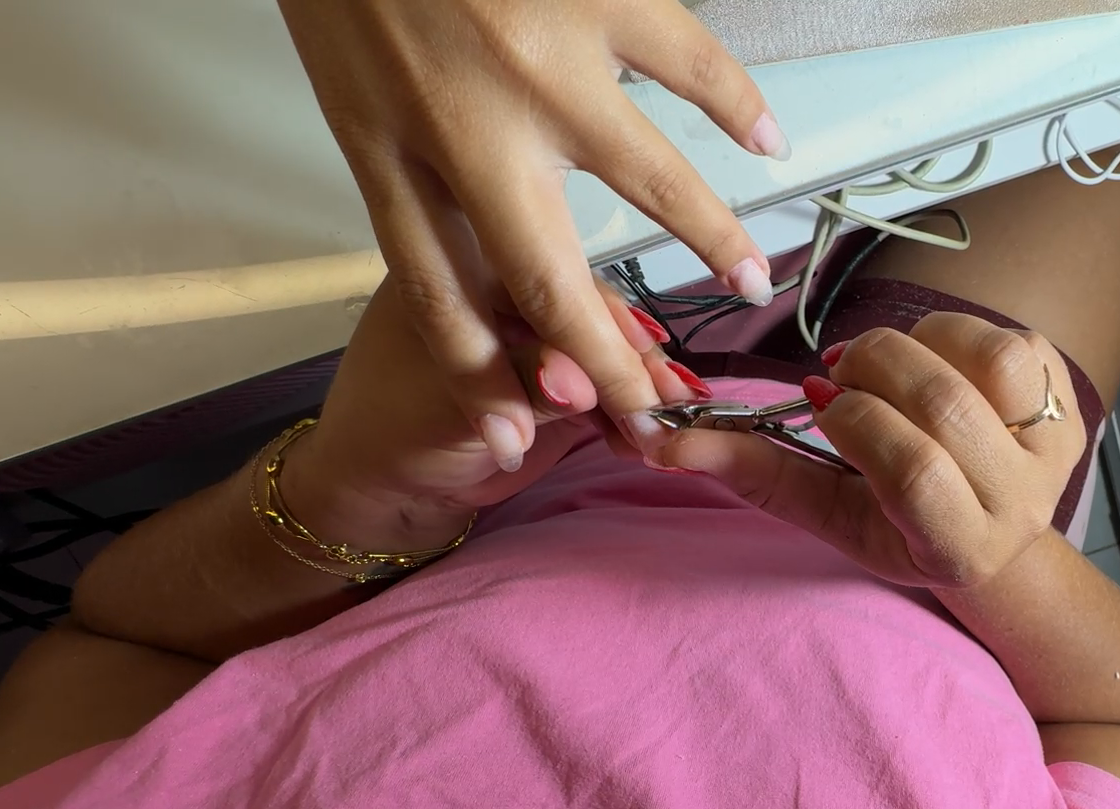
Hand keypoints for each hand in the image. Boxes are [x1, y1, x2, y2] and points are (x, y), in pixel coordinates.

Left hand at [273, 278, 705, 553]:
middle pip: (593, 319)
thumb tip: (583, 379)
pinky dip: (631, 415)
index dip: (606, 323)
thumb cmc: (399, 431)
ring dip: (642, 392)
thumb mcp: (452, 403)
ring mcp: (545, 345)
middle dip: (638, 360)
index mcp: (473, 276)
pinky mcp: (566, 386)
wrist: (397, 484)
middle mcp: (516, 300)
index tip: (645, 360)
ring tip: (670, 424)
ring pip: (609, 358)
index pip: (553, 284)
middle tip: (676, 398)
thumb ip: (521, 385)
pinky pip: (610, 393)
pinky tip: (652, 435)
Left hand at [276, 0, 784, 467]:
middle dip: (608, 367)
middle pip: (553, 281)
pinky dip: (737, 105)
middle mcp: (469, 118)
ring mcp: (540, 57)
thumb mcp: (351, 100)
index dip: (490, 386)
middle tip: (655, 411)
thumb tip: (496, 302)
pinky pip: (688, 61)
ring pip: (650, 182)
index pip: (452, 302)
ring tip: (753, 281)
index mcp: (392, 145)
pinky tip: (769, 140)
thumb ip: (420, 197)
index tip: (529, 441)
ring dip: (712, 244)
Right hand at [656, 314, 1086, 588]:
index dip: (859, 424)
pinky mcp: (1067, 400)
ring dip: (923, 343)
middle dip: (879, 369)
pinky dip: (960, 333)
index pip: (916, 473)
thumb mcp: (835, 519)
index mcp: (961, 544)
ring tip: (896, 367)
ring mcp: (1053, 446)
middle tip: (850, 377)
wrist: (994, 538)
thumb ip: (764, 479)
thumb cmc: (906, 532)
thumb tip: (672, 442)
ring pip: (992, 358)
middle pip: (947, 407)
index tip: (826, 407)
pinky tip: (938, 361)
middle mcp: (1020, 498)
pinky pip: (1015, 338)